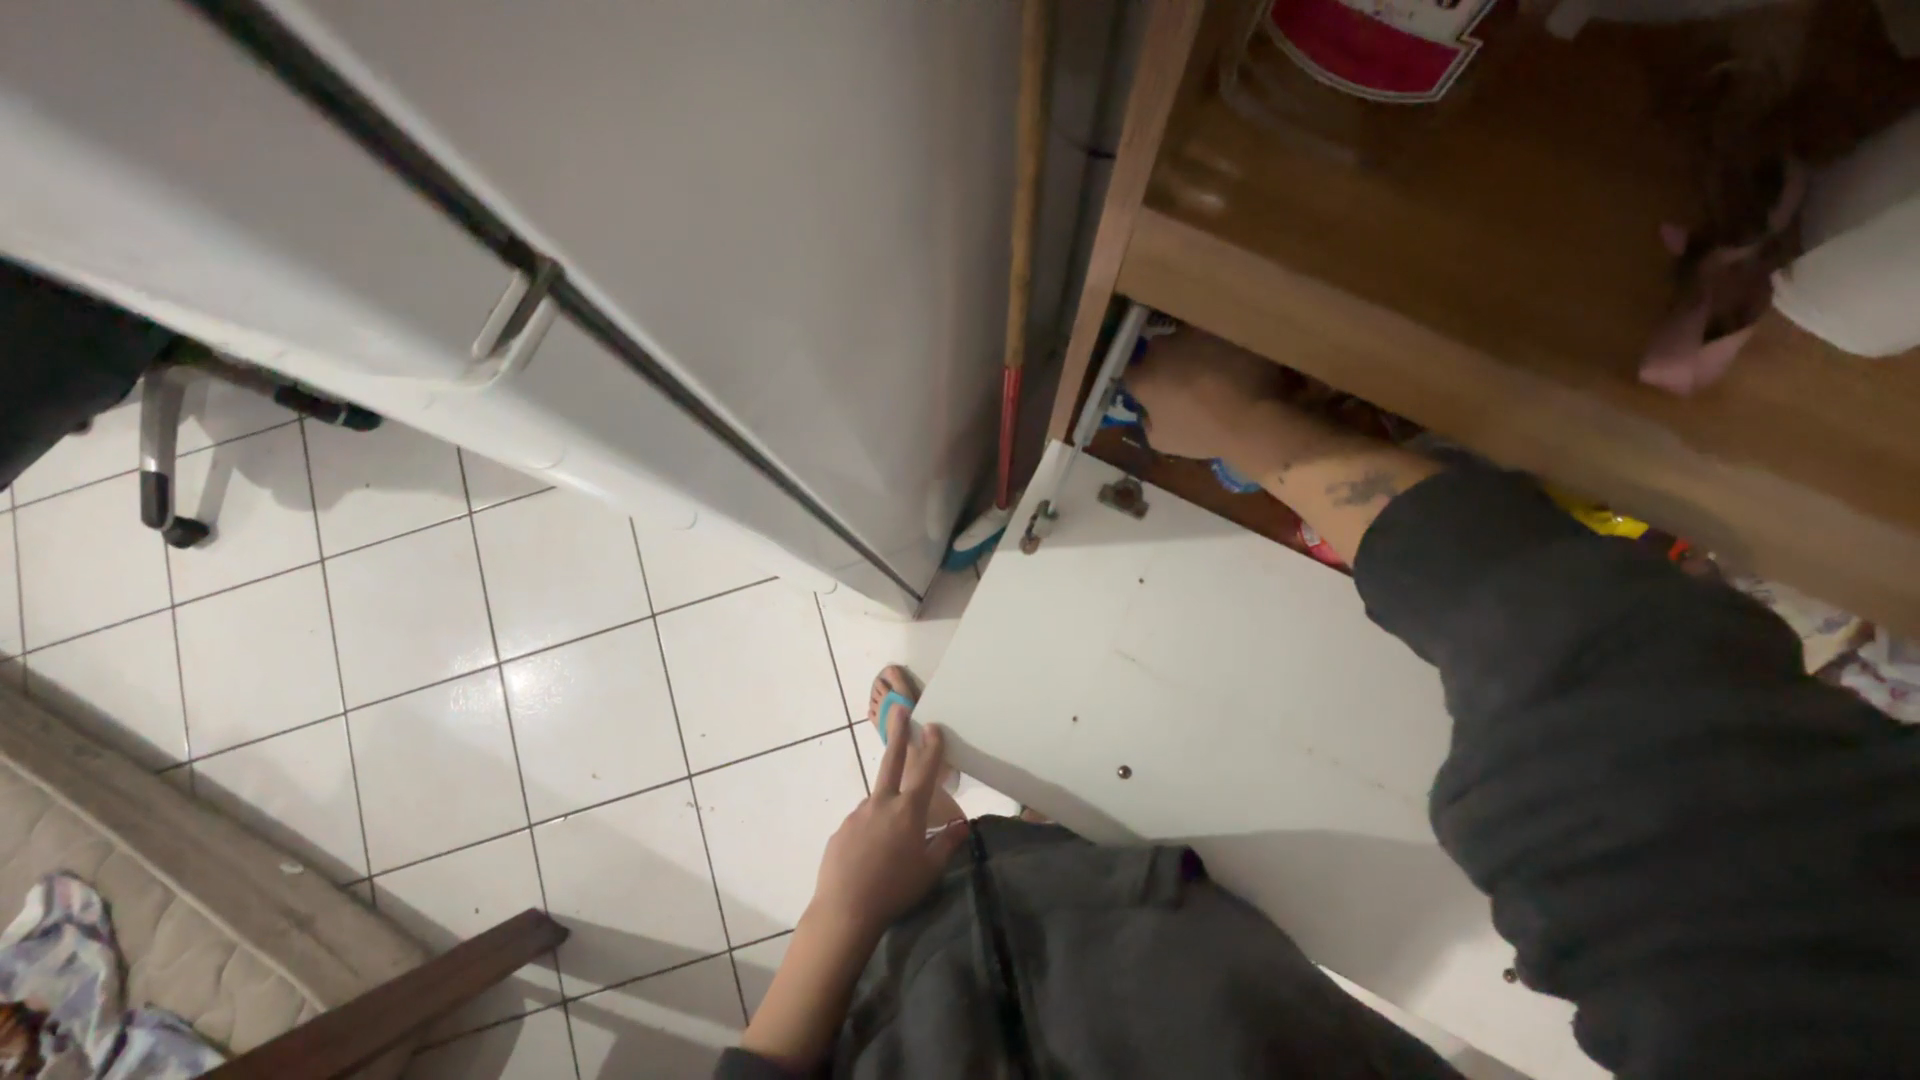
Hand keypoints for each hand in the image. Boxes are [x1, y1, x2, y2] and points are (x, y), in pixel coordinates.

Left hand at [809, 717, 969, 938]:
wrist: (845, 910)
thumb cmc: (895, 890)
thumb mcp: (929, 870)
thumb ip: (947, 844)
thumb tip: (962, 824)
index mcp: (908, 811)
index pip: (925, 772)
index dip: (932, 748)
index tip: (934, 726)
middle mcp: (881, 804)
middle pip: (891, 762)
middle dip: (898, 734)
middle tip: (900, 709)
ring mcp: (857, 815)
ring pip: (877, 803)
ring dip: (886, 809)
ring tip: (890, 846)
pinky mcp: (841, 830)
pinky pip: (861, 825)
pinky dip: (870, 832)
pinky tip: (871, 857)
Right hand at [1124, 331, 1315, 477]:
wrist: (1251, 417)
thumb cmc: (1202, 433)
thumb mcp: (1163, 442)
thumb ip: (1148, 423)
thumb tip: (1149, 412)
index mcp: (1144, 376)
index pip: (1129, 373)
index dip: (1140, 383)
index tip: (1151, 394)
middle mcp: (1162, 348)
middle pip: (1156, 352)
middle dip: (1165, 364)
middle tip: (1181, 383)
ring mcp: (1194, 334)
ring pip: (1185, 341)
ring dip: (1191, 354)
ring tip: (1209, 373)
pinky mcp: (1224, 329)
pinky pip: (1214, 338)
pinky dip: (1218, 349)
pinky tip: (1230, 367)